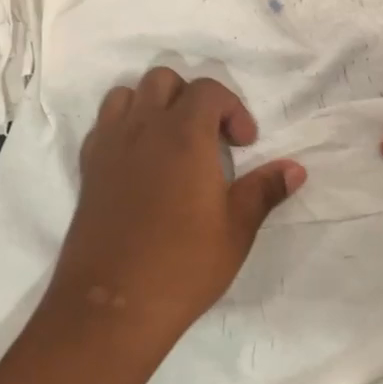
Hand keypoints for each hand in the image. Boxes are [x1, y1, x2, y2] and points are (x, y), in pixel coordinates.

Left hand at [48, 67, 305, 338]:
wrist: (113, 303)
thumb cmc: (183, 266)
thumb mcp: (236, 230)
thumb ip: (263, 191)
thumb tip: (295, 168)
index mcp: (184, 135)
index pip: (208, 89)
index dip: (232, 108)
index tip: (244, 145)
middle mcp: (143, 128)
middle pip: (163, 80)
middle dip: (191, 98)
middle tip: (210, 138)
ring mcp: (109, 146)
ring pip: (127, 95)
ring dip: (152, 106)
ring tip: (171, 143)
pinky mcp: (88, 168)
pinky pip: (104, 125)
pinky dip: (124, 127)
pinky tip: (140, 164)